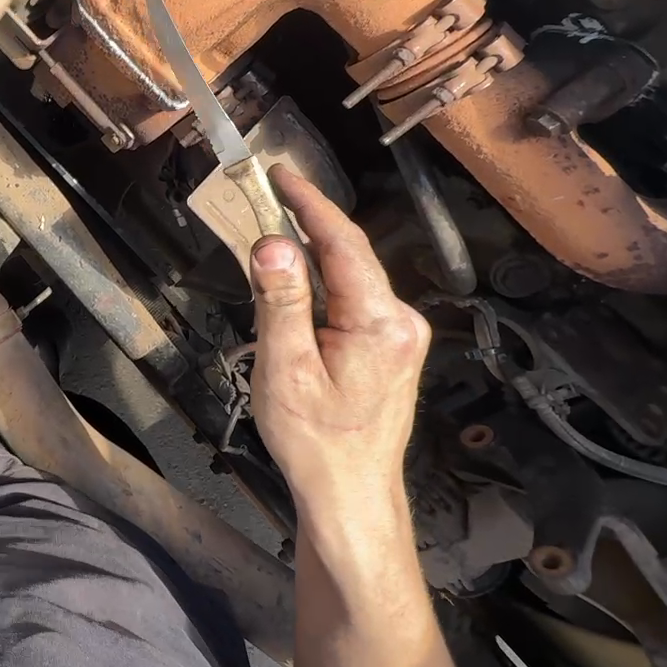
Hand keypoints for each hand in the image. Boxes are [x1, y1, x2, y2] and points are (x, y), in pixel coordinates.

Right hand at [246, 166, 429, 523]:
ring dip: (311, 250)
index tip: (280, 174)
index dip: (310, 203)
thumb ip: (280, 301)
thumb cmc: (315, 439)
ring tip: (272, 228)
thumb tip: (271, 242)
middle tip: (267, 193)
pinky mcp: (389, 348)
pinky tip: (294, 277)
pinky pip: (351, 296)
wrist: (350, 493)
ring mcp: (398, 335)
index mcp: (379, 323)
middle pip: (349, 254)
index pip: (342, 244)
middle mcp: (400, 322)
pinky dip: (320, 278)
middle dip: (308, 220)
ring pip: (350, 275)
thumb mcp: (286, 368)